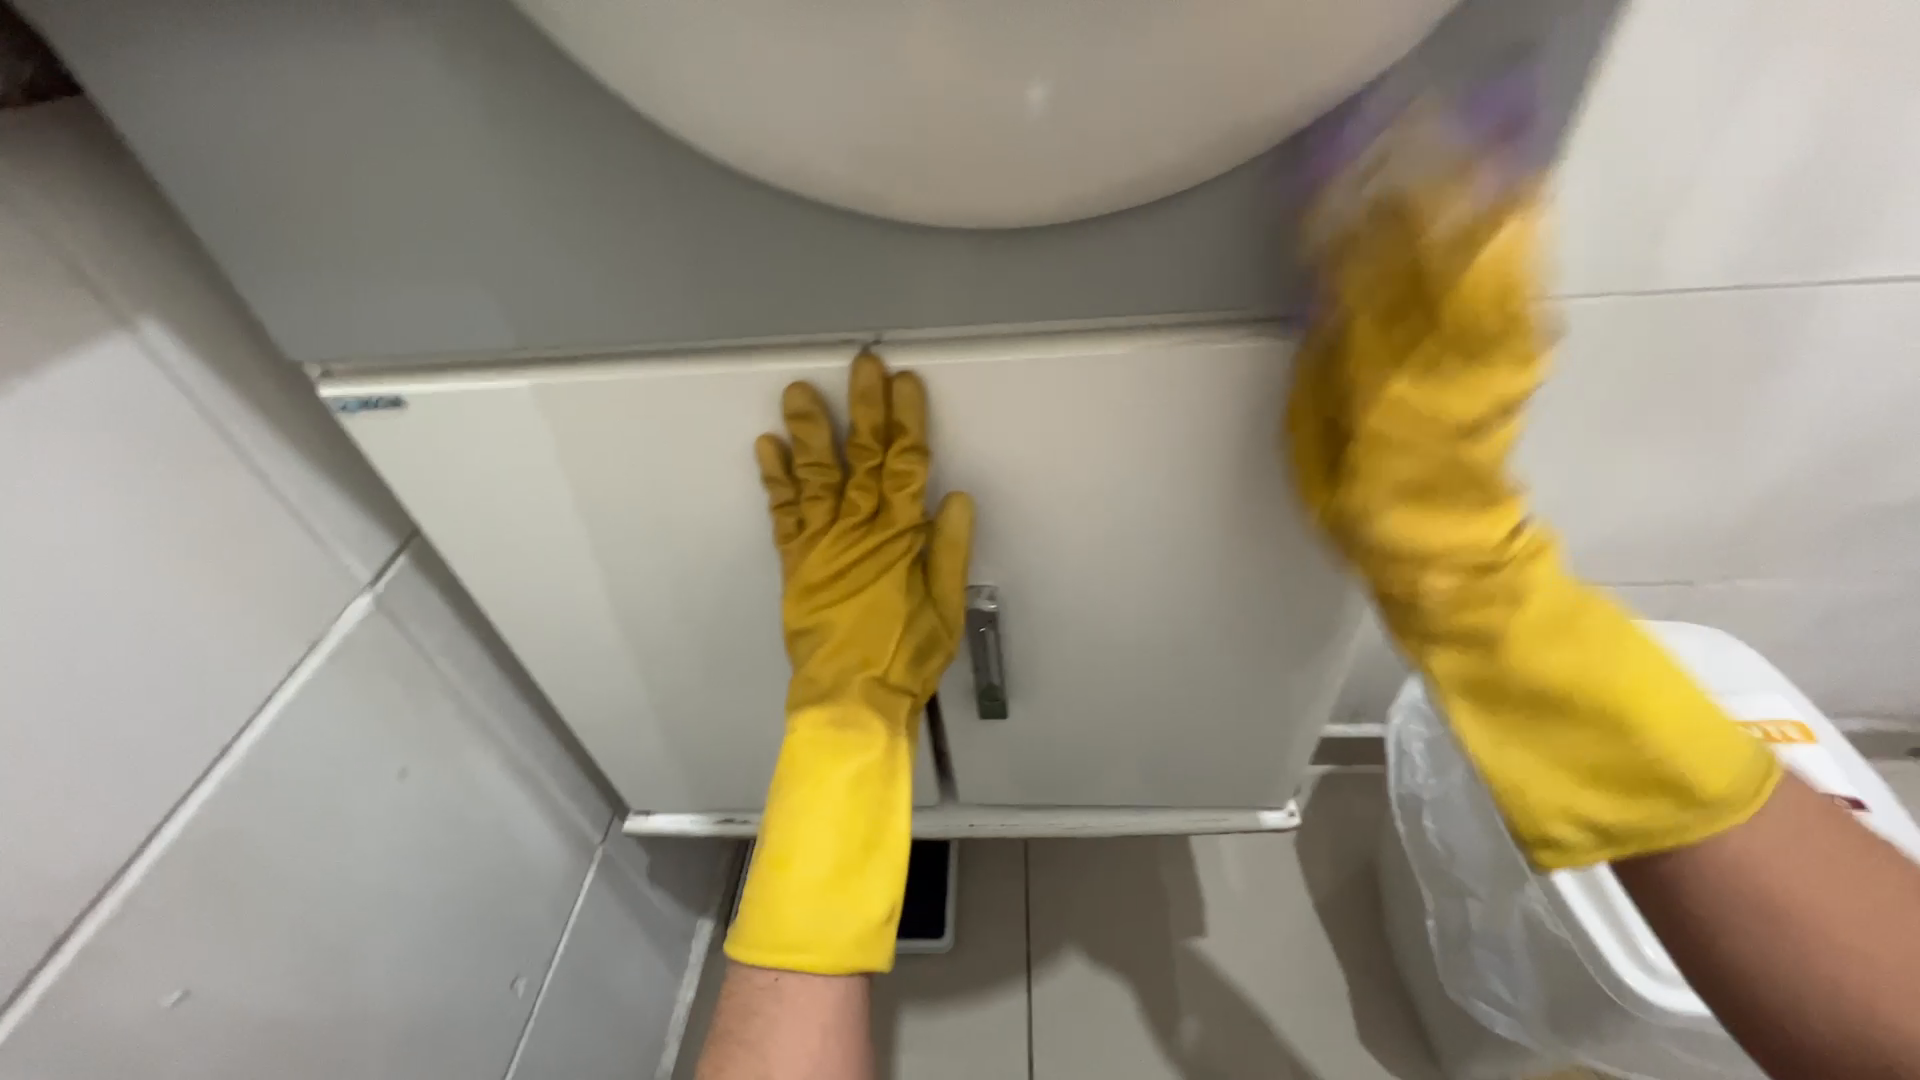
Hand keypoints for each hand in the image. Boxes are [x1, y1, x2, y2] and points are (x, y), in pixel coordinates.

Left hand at [726, 351, 972, 975]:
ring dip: (810, 431)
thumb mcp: (946, 609)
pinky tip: (768, 446)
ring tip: (798, 391)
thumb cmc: (906, 658)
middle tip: (861, 365)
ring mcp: (821, 543)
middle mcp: (858, 529)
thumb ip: (948, 552)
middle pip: (864, 457)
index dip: (907, 421)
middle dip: (865, 409)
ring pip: (816, 475)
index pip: (907, 465)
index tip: (904, 383)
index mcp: (900, 537)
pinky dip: (775, 480)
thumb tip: (955, 499)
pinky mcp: (795, 562)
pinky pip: (783, 514)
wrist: (851, 699)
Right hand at [1288, 148, 1778, 870]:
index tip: (1326, 203)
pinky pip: (1515, 305)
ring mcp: (1483, 373)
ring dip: (1470, 221)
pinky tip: (1503, 216)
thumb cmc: (1363, 519)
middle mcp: (1437, 376)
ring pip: (1483, 282)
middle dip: (1415, 215)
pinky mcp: (1509, 375)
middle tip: (1391, 162)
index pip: (1357, 303)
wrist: (1445, 560)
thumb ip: (1316, 383)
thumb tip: (1322, 314)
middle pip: (1430, 278)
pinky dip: (1511, 256)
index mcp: (1375, 400)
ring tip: (1455, 167)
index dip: (1344, 249)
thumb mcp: (1312, 461)